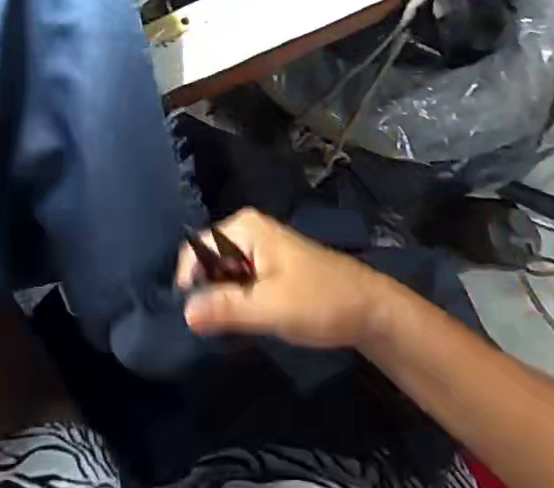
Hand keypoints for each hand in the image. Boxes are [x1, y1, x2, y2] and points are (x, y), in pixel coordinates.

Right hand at [176, 208, 399, 349]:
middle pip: (208, 258)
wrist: (369, 310)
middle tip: (214, 325)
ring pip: (222, 272)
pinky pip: (238, 279)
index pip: (196, 247)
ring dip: (221, 298)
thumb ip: (226, 308)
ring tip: (228, 325)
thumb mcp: (270, 308)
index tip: (192, 317)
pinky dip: (236, 299)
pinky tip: (245, 319)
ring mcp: (259, 248)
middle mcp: (248, 230)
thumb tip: (184, 312)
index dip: (188, 280)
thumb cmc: (320, 301)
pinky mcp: (269, 266)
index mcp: (245, 228)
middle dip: (206, 290)